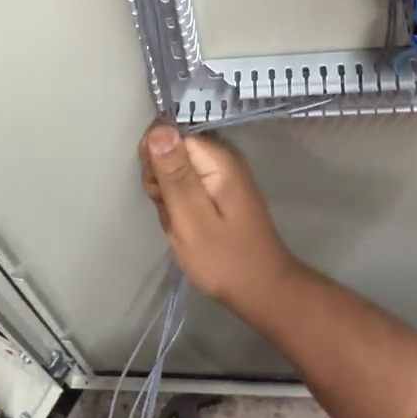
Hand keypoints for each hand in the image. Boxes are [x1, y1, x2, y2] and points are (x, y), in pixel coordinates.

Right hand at [138, 124, 299, 306]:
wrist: (261, 290)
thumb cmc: (224, 259)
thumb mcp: (190, 218)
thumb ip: (174, 174)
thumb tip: (159, 127)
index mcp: (216, 159)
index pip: (167, 136)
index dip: (155, 163)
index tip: (159, 194)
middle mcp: (221, 159)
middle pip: (170, 151)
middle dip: (160, 182)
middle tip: (174, 213)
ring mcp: (221, 175)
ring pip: (174, 172)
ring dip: (168, 198)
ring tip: (181, 223)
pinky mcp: (218, 191)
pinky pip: (185, 188)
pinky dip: (179, 207)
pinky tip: (187, 226)